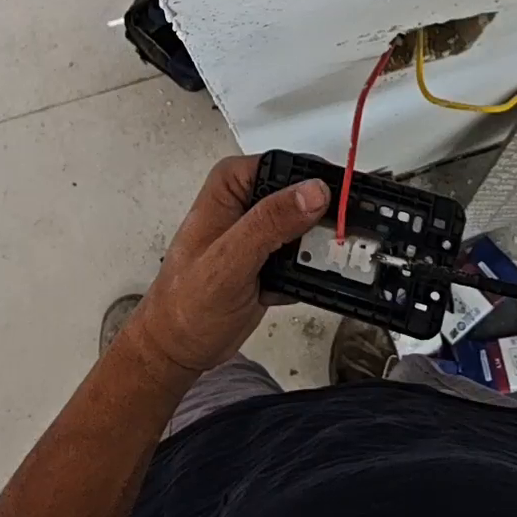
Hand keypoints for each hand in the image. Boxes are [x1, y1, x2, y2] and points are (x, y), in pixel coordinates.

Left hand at [118, 155, 328, 376]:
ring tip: (318, 269)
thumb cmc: (184, 305)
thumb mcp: (228, 261)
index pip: (288, 166)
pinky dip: (313, 269)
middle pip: (306, 193)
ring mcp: (262, 228)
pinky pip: (308, 251)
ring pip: (312, 223)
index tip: (339, 209)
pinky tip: (299, 285)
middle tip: (335, 243)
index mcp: (232, 184)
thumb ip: (269, 222)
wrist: (178, 350)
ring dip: (321, 247)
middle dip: (324, 219)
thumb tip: (313, 192)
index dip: (316, 184)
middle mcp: (249, 199)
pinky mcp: (274, 255)